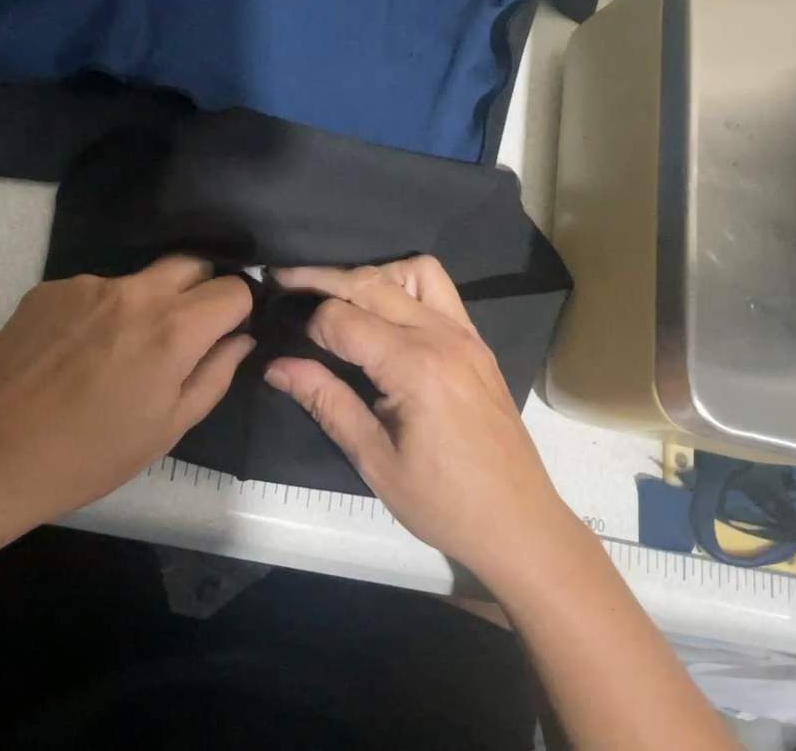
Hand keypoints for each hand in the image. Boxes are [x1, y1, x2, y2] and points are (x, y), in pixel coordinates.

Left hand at [0, 256, 252, 559]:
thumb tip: (239, 338)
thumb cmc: (88, 456)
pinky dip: (104, 311)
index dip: (239, 310)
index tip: (227, 332)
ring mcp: (87, 285)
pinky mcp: (49, 288)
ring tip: (122, 351)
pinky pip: (96, 290)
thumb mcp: (167, 430)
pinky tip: (80, 351)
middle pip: (192, 264)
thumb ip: (214, 375)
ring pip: (141, 278)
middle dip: (202, 290)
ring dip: (150, 303)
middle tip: (188, 335)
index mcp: (172, 330)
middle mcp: (134, 291)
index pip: (233, 288)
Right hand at [263, 257, 574, 585]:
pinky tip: (385, 311)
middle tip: (283, 281)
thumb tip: (276, 366)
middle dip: (322, 278)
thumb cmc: (442, 502)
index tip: (284, 341)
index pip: (343, 318)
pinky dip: (405, 286)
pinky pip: (440, 290)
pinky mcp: (477, 343)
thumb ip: (326, 401)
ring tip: (339, 297)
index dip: (307, 326)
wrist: (518, 524)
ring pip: (411, 271)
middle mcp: (442, 336)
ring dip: (370, 274)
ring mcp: (466, 334)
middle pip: (371, 282)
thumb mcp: (373, 459)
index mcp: (414, 366)